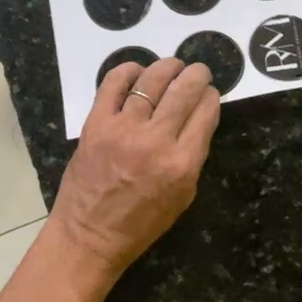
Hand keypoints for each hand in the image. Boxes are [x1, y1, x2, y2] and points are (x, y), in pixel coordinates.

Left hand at [46, 58, 219, 281]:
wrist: (89, 235)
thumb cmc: (141, 223)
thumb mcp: (183, 196)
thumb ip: (193, 155)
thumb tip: (198, 117)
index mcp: (182, 164)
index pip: (205, 112)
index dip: (212, 97)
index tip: (210, 93)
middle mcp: (155, 141)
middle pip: (184, 89)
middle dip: (197, 74)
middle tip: (199, 71)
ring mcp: (123, 128)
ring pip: (152, 80)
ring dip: (168, 66)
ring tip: (173, 66)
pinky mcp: (96, 123)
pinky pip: (113, 83)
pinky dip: (129, 70)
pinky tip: (137, 72)